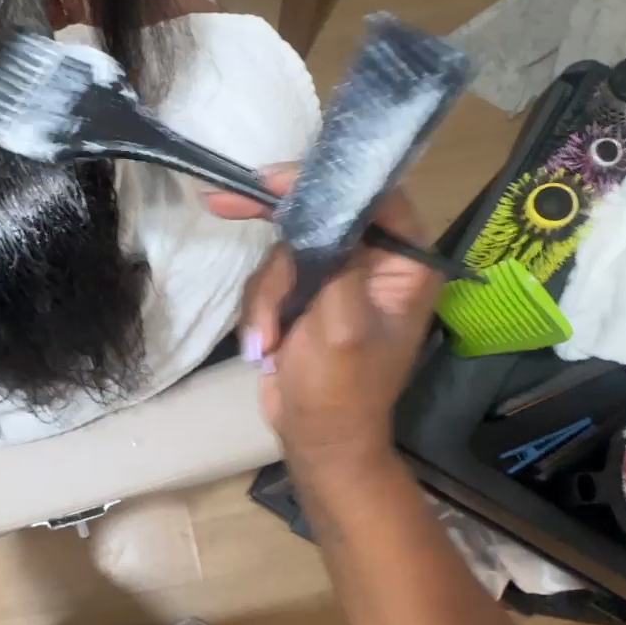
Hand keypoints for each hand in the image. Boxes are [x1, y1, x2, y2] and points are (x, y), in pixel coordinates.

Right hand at [208, 168, 444, 476]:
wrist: (316, 442)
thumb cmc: (341, 393)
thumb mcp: (341, 327)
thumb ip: (335, 263)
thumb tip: (318, 209)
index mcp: (403, 265)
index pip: (371, 197)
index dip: (323, 182)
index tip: (270, 181)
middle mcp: (373, 264)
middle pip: (318, 218)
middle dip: (276, 244)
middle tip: (222, 206)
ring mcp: (335, 282)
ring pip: (283, 253)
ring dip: (266, 297)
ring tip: (270, 342)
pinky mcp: (304, 300)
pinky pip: (270, 281)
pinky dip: (260, 311)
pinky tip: (267, 347)